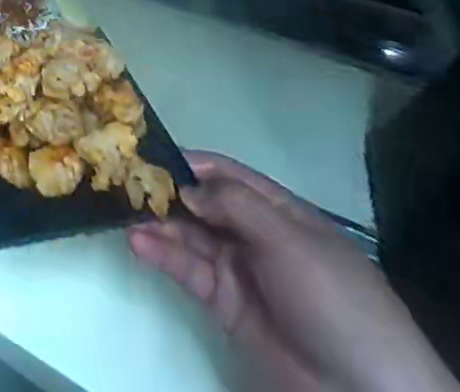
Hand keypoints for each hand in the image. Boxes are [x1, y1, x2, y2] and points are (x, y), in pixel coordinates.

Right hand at [128, 152, 459, 391]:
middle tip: (124, 184)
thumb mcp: (290, 242)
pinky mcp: (224, 303)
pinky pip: (187, 270)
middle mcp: (257, 235)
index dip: (190, 163)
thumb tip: (185, 187)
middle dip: (166, 193)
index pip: (227, 175)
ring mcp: (240, 270)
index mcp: (281, 213)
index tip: (147, 155)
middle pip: (202, 203)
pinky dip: (161, 255)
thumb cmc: (335, 302)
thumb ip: (235, 205)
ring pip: (189, 235)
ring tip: (124, 215)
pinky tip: (137, 244)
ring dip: (158, 223)